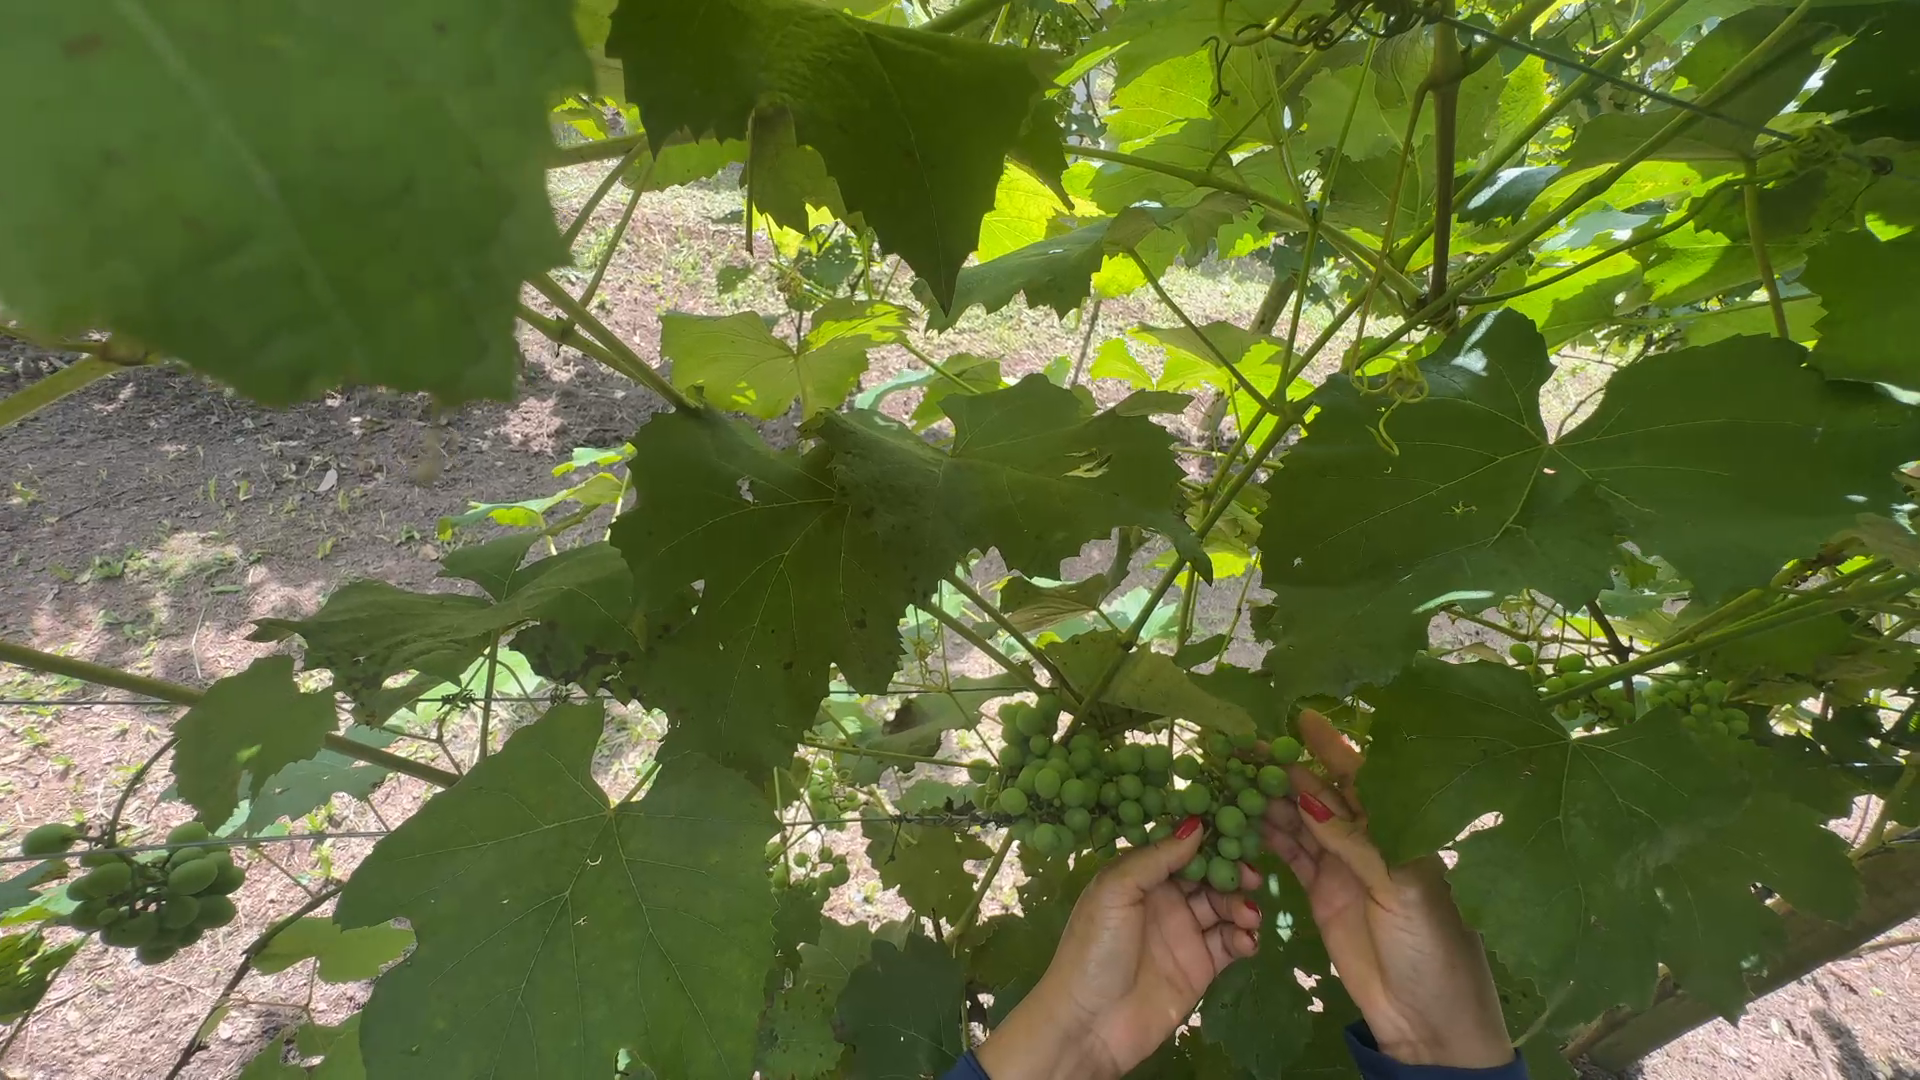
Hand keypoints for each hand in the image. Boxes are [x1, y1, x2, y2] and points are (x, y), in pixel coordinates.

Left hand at [974, 817, 1261, 1079]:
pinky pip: (1230, 943)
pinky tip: (1247, 940)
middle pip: (1206, 874)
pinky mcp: (1200, 966)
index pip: (1178, 847)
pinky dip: (1244, 937)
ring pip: (1222, 906)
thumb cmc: (1095, 946)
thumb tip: (1196, 825)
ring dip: (1240, 904)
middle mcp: (1164, 897)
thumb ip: (1156, 858)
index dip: (1205, 838)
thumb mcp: (1116, 890)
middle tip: (1251, 875)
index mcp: (1139, 873)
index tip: (1234, 829)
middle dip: (1230, 871)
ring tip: (1248, 914)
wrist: (1091, 1022)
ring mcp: (1184, 931)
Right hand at [1261, 710, 1512, 1068]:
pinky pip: (1288, 852)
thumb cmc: (1432, 951)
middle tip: (1247, 746)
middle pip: (1320, 795)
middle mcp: (1364, 840)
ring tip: (1236, 774)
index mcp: (1396, 833)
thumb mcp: (1402, 892)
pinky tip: (1242, 817)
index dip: (1331, 750)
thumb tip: (1308, 794)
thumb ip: (1354, 844)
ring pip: (1298, 820)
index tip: (1301, 719)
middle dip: (1287, 769)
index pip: (1359, 781)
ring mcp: (1338, 864)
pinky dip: (1266, 834)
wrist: (1428, 1024)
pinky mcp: (1318, 890)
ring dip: (1270, 799)